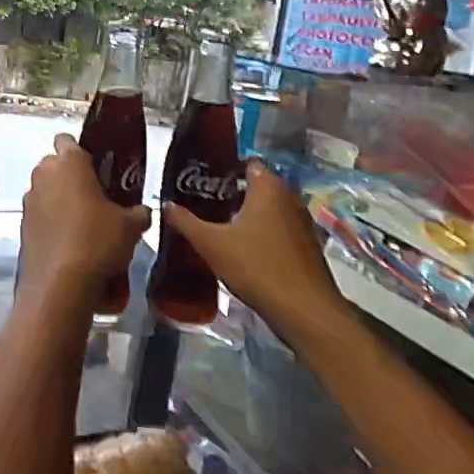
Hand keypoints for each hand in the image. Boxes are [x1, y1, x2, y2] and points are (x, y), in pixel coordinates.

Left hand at [20, 135, 150, 295]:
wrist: (60, 284)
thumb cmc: (97, 240)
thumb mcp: (130, 226)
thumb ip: (137, 211)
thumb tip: (141, 211)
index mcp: (67, 162)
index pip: (68, 139)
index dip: (82, 151)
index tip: (99, 167)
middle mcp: (42, 174)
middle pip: (56, 165)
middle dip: (73, 176)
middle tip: (98, 196)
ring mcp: (28, 199)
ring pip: (47, 190)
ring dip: (61, 199)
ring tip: (86, 223)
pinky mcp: (22, 224)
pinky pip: (41, 214)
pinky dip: (52, 221)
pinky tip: (71, 242)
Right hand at [162, 158, 346, 337]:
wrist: (304, 311)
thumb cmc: (256, 266)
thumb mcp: (210, 243)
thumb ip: (185, 221)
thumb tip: (166, 205)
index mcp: (268, 187)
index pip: (247, 162)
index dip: (224, 167)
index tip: (202, 179)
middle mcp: (289, 198)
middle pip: (257, 185)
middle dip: (231, 192)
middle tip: (203, 201)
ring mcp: (302, 223)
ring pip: (268, 208)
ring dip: (246, 213)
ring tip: (217, 223)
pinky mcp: (307, 246)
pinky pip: (279, 228)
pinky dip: (261, 231)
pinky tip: (241, 247)